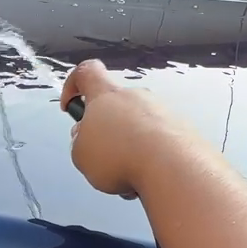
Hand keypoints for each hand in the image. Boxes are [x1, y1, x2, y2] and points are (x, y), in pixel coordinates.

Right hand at [60, 59, 201, 197]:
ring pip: (133, 123)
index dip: (73, 84)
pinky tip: (142, 175)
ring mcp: (157, 108)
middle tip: (98, 154)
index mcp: (105, 96)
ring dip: (124, 145)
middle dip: (102, 129)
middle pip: (112, 105)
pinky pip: (152, 137)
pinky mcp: (176, 125)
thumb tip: (84, 136)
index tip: (70, 104)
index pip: (87, 72)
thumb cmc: (120, 157)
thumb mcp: (80, 155)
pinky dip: (144, 154)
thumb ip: (78, 142)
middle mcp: (133, 96)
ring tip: (122, 172)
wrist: (169, 165)